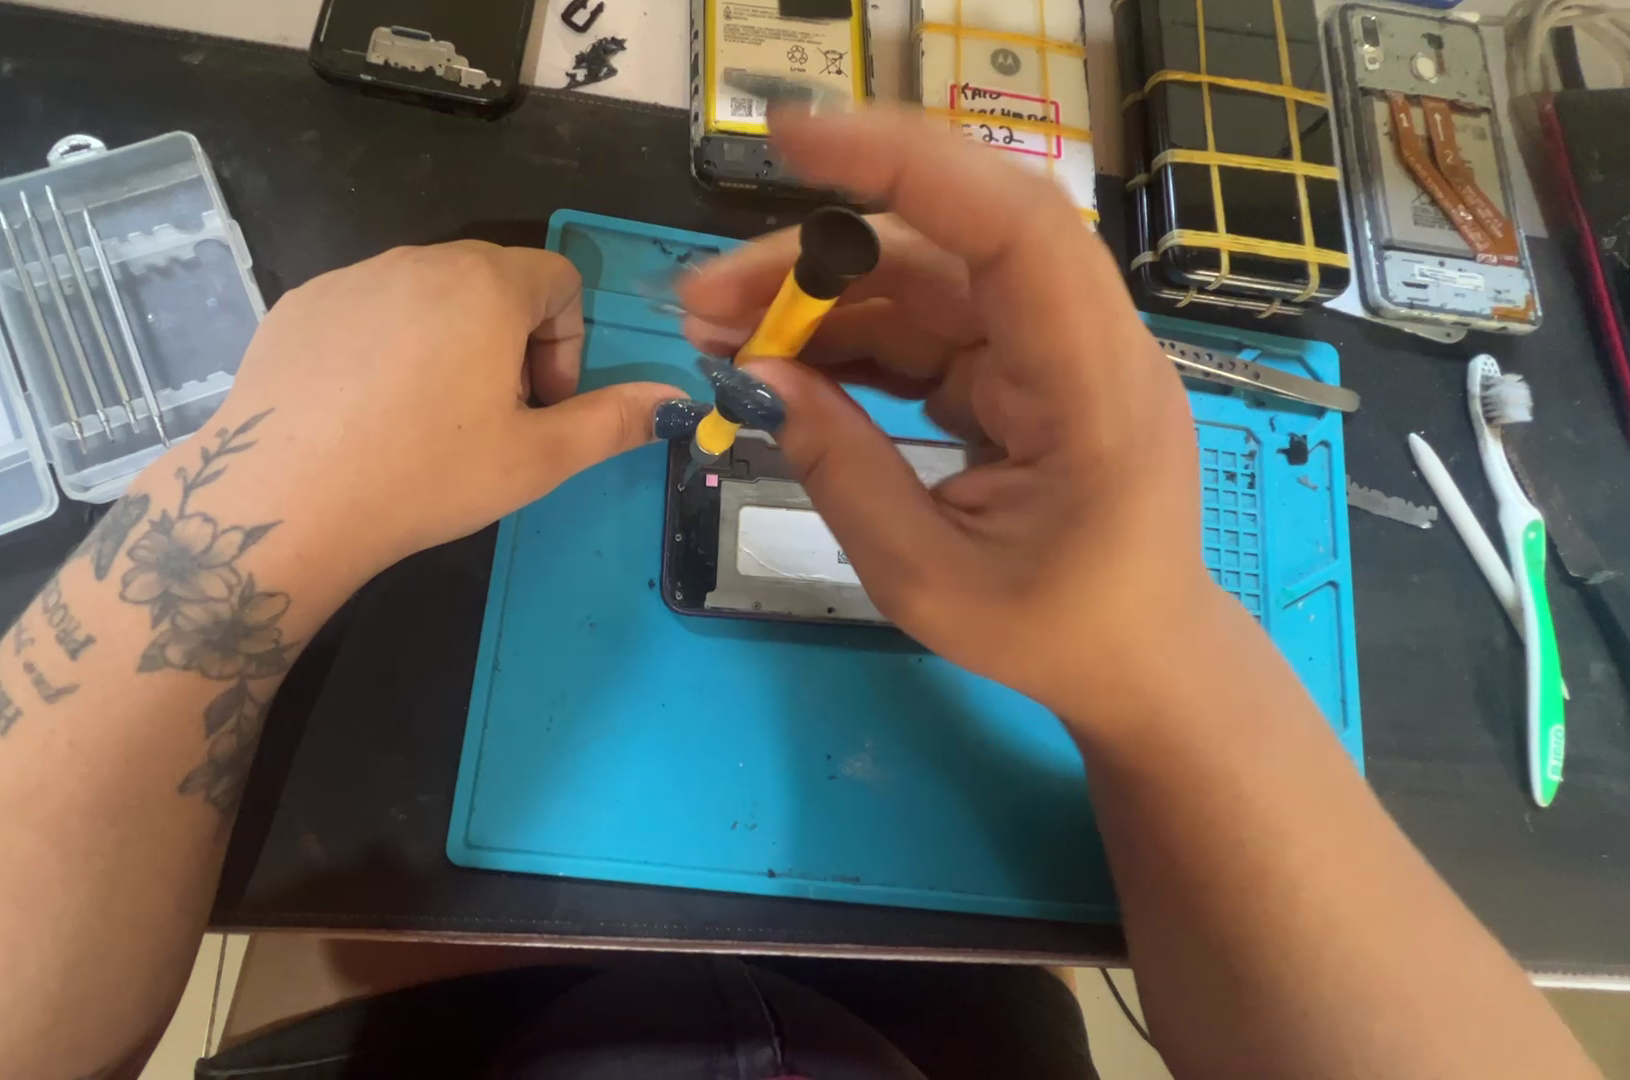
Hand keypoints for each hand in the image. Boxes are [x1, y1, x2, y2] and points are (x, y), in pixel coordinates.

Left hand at [201, 242, 684, 596]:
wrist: (287, 499)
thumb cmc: (429, 475)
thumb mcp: (539, 458)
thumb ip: (615, 422)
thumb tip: (675, 400)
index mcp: (487, 286)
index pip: (560, 280)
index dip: (567, 345)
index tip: (540, 405)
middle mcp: (419, 260)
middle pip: (498, 283)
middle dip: (515, 344)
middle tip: (493, 419)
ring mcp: (352, 277)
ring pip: (433, 296)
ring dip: (456, 345)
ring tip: (430, 421)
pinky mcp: (301, 303)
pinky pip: (374, 309)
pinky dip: (393, 348)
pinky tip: (371, 412)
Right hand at [679, 110, 1216, 722]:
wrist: (1132, 662)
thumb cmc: (1047, 633)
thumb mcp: (921, 574)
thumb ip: (837, 470)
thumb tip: (752, 379)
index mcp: (1091, 389)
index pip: (1011, 228)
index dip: (902, 166)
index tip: (791, 143)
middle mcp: (1076, 345)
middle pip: (934, 254)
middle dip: (807, 266)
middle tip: (700, 303)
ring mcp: (1041, 356)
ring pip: (914, 288)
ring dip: (811, 303)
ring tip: (716, 335)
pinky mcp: (1010, 376)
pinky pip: (916, 335)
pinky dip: (841, 343)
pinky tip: (776, 362)